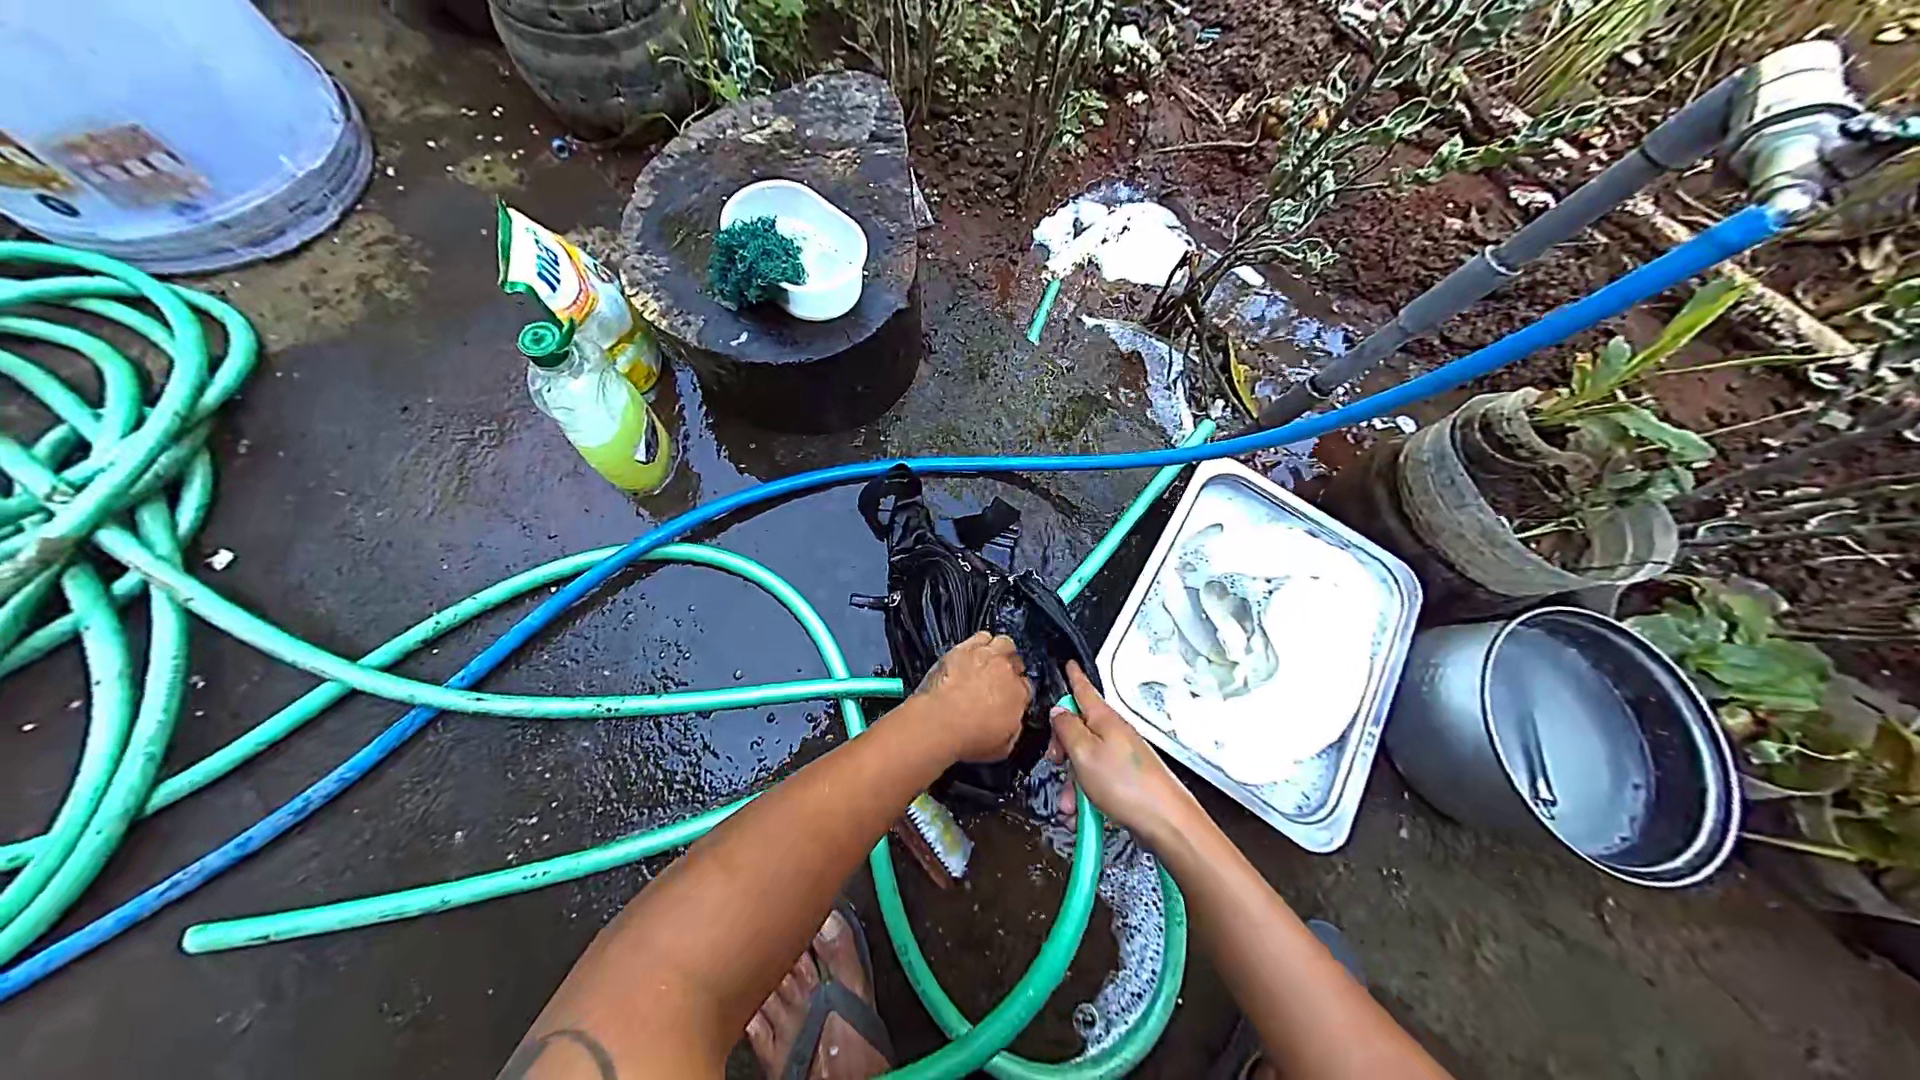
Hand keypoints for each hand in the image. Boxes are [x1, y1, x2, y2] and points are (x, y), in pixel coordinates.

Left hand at [911, 631, 1031, 762]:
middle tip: (999, 678)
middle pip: (1017, 661)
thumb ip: (1014, 730)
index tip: (1010, 696)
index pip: (1027, 687)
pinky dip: (981, 640)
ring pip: (1004, 642)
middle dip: (1011, 669)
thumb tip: (1013, 724)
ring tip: (992, 659)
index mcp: (1019, 695)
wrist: (938, 723)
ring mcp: (985, 657)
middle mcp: (1005, 671)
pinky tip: (976, 649)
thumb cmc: (968, 737)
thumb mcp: (1002, 747)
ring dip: (1001, 650)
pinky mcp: (964, 649)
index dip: (1018, 691)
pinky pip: (981, 635)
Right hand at [1048, 662, 1205, 846]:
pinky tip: (1081, 815)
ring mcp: (1121, 758)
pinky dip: (1085, 798)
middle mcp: (1115, 734)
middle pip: (1079, 730)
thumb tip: (1058, 712)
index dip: (1074, 677)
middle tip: (1055, 762)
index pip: (1084, 690)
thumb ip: (1067, 729)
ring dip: (1072, 784)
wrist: (1165, 822)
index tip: (1070, 665)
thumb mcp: (1083, 752)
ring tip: (1070, 806)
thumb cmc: (1129, 787)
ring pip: (1085, 762)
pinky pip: (1096, 782)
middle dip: (1062, 751)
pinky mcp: (1126, 781)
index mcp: (1105, 719)